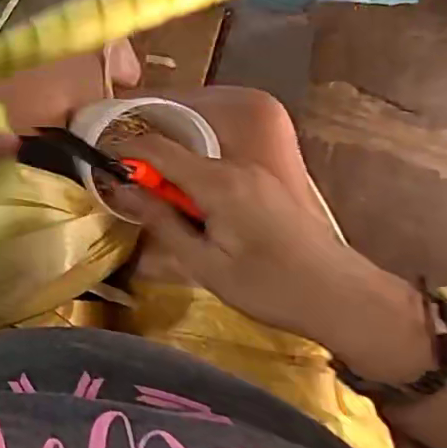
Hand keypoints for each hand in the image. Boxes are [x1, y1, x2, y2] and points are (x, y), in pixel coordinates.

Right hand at [115, 133, 425, 363]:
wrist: (346, 299)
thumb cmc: (269, 287)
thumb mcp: (203, 262)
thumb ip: (160, 221)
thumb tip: (122, 190)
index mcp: (219, 182)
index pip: (156, 148)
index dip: (123, 153)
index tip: (101, 170)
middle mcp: (237, 166)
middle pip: (175, 152)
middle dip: (145, 170)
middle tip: (127, 201)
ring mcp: (256, 173)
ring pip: (195, 162)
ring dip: (170, 180)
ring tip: (159, 214)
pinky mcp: (266, 184)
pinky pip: (216, 173)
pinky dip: (193, 186)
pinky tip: (194, 217)